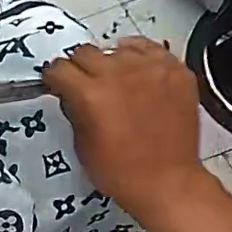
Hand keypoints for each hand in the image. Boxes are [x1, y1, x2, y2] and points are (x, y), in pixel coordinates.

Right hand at [42, 37, 215, 222]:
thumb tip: (72, 96)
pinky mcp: (175, 71)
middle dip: (80, 68)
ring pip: (118, 48)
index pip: (60, 68)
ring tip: (116, 83)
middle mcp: (120, 74)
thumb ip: (75, 112)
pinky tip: (138, 72)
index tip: (58, 82)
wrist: (167, 183)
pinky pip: (151, 49)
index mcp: (91, 94)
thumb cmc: (125, 173)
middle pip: (86, 52)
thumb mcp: (83, 146)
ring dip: (111, 63)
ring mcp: (151, 69)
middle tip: (85, 84)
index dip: (55, 78)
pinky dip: (140, 57)